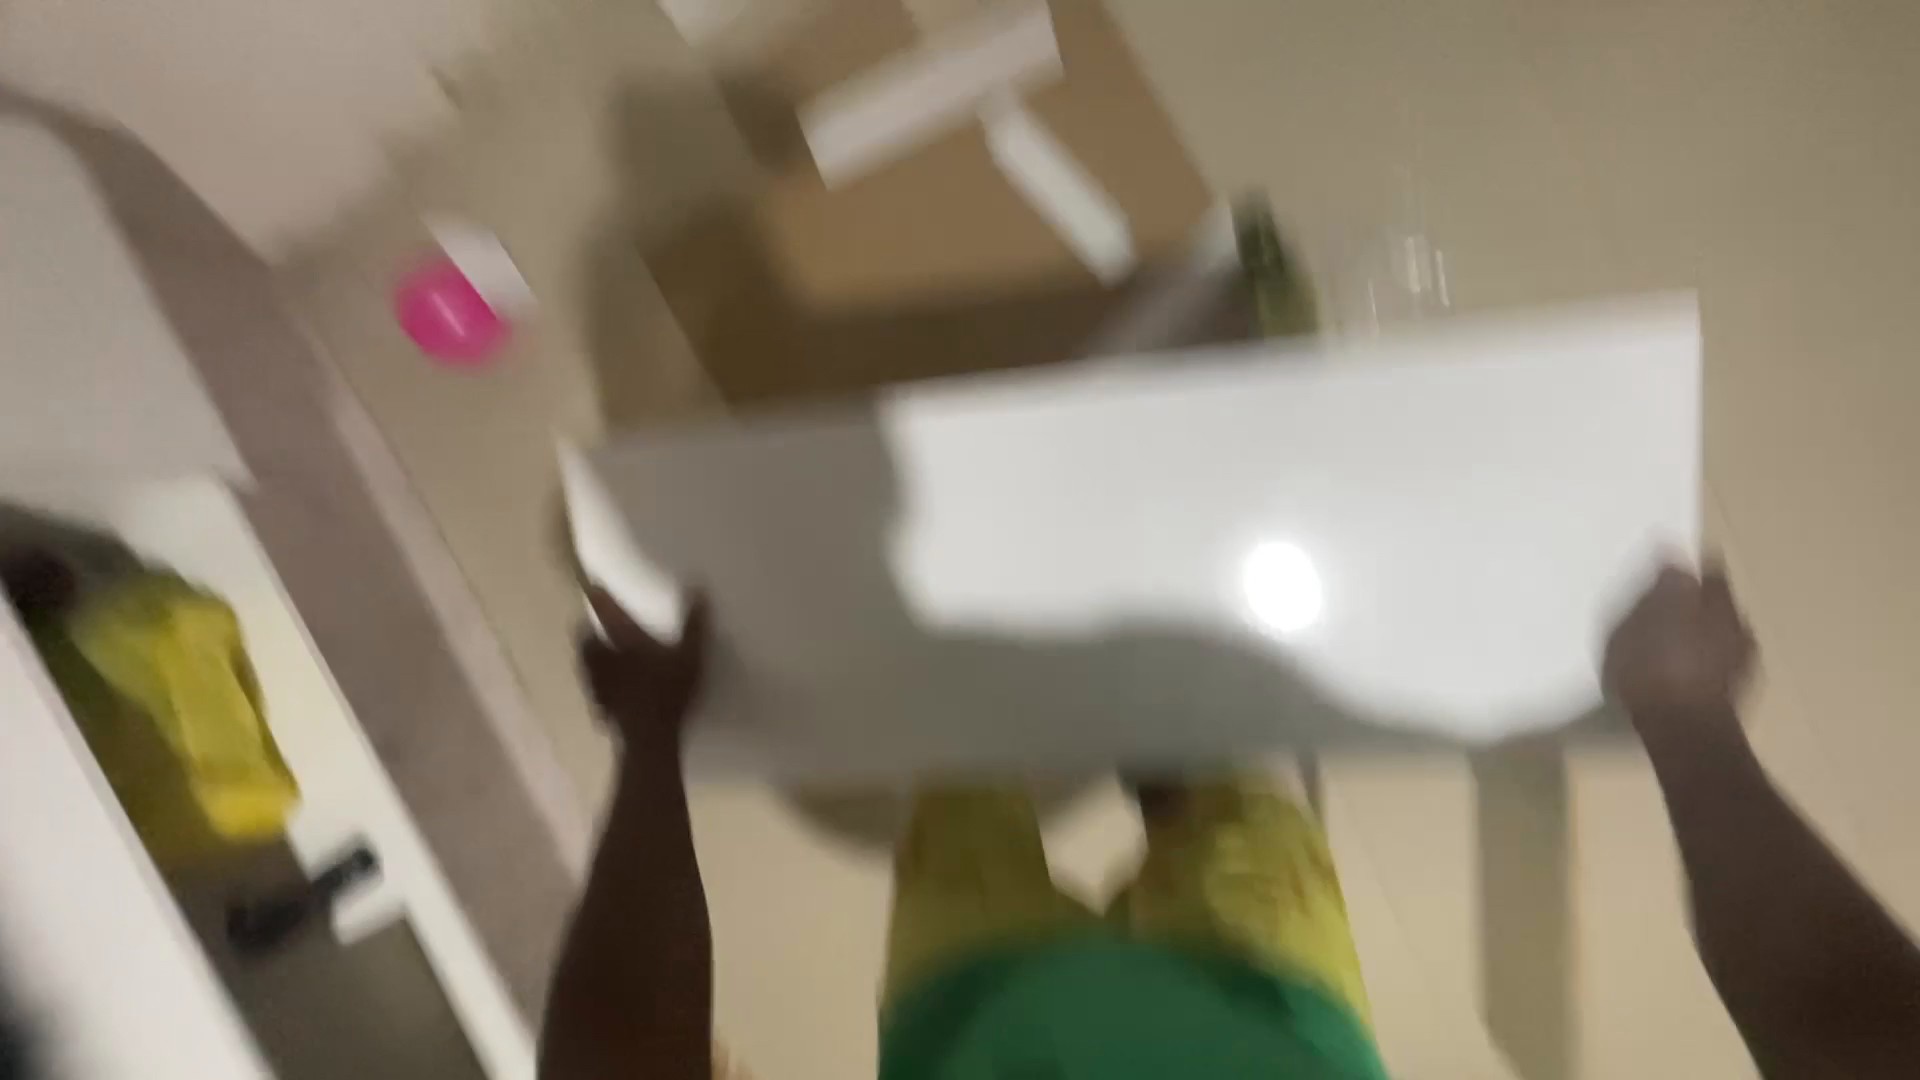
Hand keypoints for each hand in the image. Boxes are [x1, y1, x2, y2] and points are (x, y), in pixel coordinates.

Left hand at [581, 586, 710, 751]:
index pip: (606, 612)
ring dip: (590, 655)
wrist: (649, 736)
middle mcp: (604, 657)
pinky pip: (594, 688)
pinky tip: (609, 690)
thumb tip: (698, 587)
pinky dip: (598, 683)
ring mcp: (598, 683)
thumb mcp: (692, 654)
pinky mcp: (599, 705)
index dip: (599, 598)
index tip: (593, 586)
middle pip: (586, 638)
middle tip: (597, 626)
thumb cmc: (670, 690)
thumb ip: (694, 623)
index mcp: (624, 640)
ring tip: (601, 654)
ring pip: (586, 663)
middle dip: (589, 629)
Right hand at [1602, 561, 1755, 733]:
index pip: (1710, 571)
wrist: (1681, 728)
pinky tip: (1672, 663)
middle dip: (1690, 598)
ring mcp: (1740, 659)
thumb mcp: (1640, 620)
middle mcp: (1738, 627)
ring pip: (1715, 629)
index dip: (1688, 564)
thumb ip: (1659, 587)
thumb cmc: (1652, 668)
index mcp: (1716, 606)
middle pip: (1715, 601)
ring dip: (1693, 626)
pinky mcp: (1732, 686)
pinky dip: (1695, 652)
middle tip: (1656, 600)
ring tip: (1660, 635)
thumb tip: (1672, 552)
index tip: (1667, 564)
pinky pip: (1713, 656)